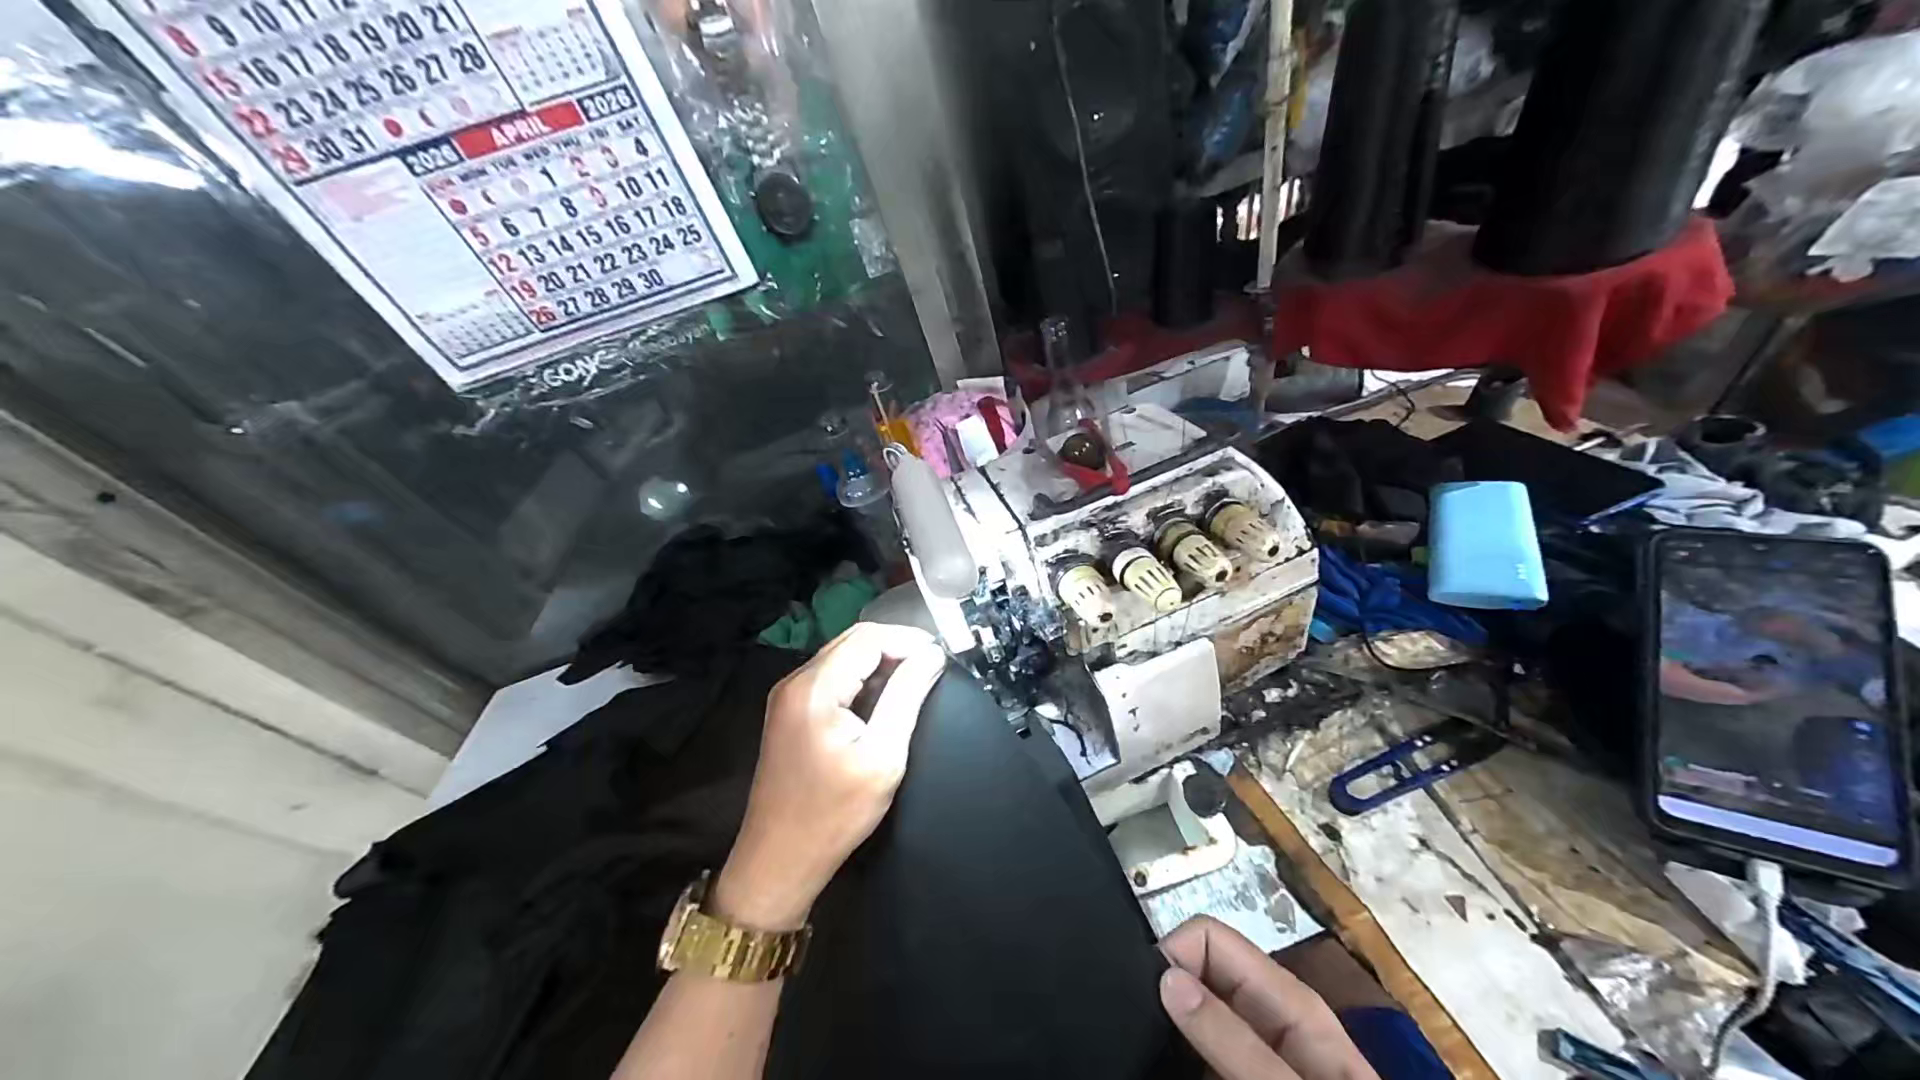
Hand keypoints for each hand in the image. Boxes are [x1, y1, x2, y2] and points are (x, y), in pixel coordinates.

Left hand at [712, 623, 946, 930]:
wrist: (779, 858)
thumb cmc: (834, 814)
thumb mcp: (883, 756)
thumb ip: (907, 696)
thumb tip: (931, 656)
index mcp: (814, 688)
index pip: (868, 638)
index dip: (908, 639)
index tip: (940, 656)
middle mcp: (795, 682)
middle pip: (852, 641)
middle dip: (895, 646)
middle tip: (932, 665)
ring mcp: (788, 696)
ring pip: (842, 657)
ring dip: (879, 661)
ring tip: (914, 678)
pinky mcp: (789, 711)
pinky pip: (831, 677)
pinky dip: (861, 677)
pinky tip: (883, 696)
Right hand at [1160, 917, 1380, 1079]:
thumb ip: (1234, 1040)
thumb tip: (1166, 976)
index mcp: (1286, 1001)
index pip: (1209, 938)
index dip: (1174, 955)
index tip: (1146, 998)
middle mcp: (1264, 1017)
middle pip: (1195, 974)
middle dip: (1163, 990)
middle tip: (1135, 1028)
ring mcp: (1250, 1055)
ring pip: (1188, 1017)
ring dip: (1163, 1025)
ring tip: (1140, 1049)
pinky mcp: (1234, 1078)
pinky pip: (1192, 1055)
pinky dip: (1172, 1057)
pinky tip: (1158, 1068)